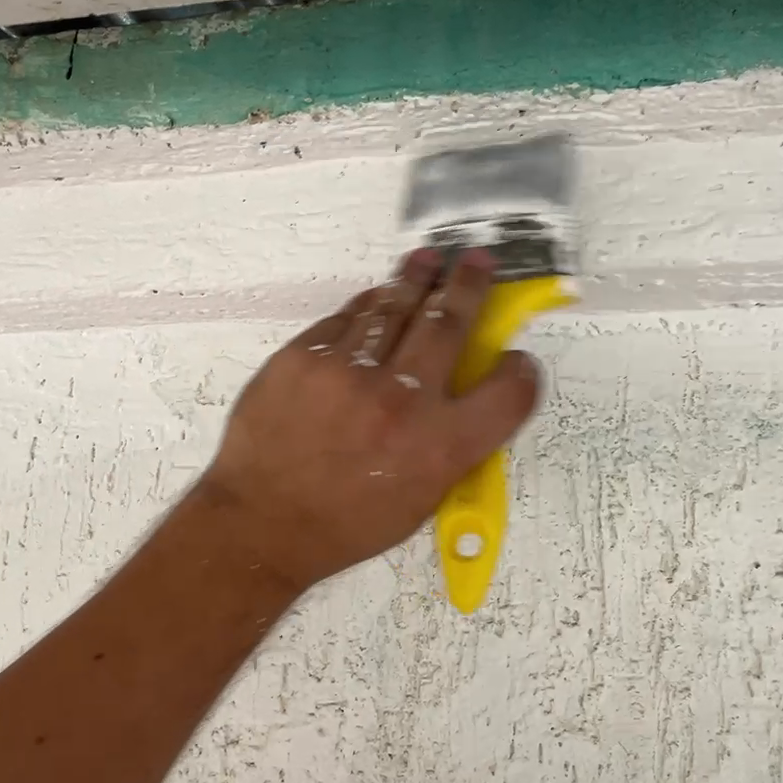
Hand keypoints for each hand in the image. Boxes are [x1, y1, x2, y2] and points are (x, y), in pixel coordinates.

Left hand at [197, 248, 542, 589]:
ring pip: (393, 307)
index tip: (515, 361)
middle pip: (450, 322)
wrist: (262, 522)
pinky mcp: (303, 357)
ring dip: (416, 279)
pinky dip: (364, 310)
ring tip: (427, 260)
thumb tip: (457, 395)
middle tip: (475, 259)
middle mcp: (402, 400)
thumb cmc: (346, 523)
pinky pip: (344, 320)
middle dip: (469, 285)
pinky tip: (373, 302)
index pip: (508, 393)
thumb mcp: (418, 502)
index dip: (521, 373)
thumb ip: (448, 447)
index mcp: (440, 447)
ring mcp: (348, 372)